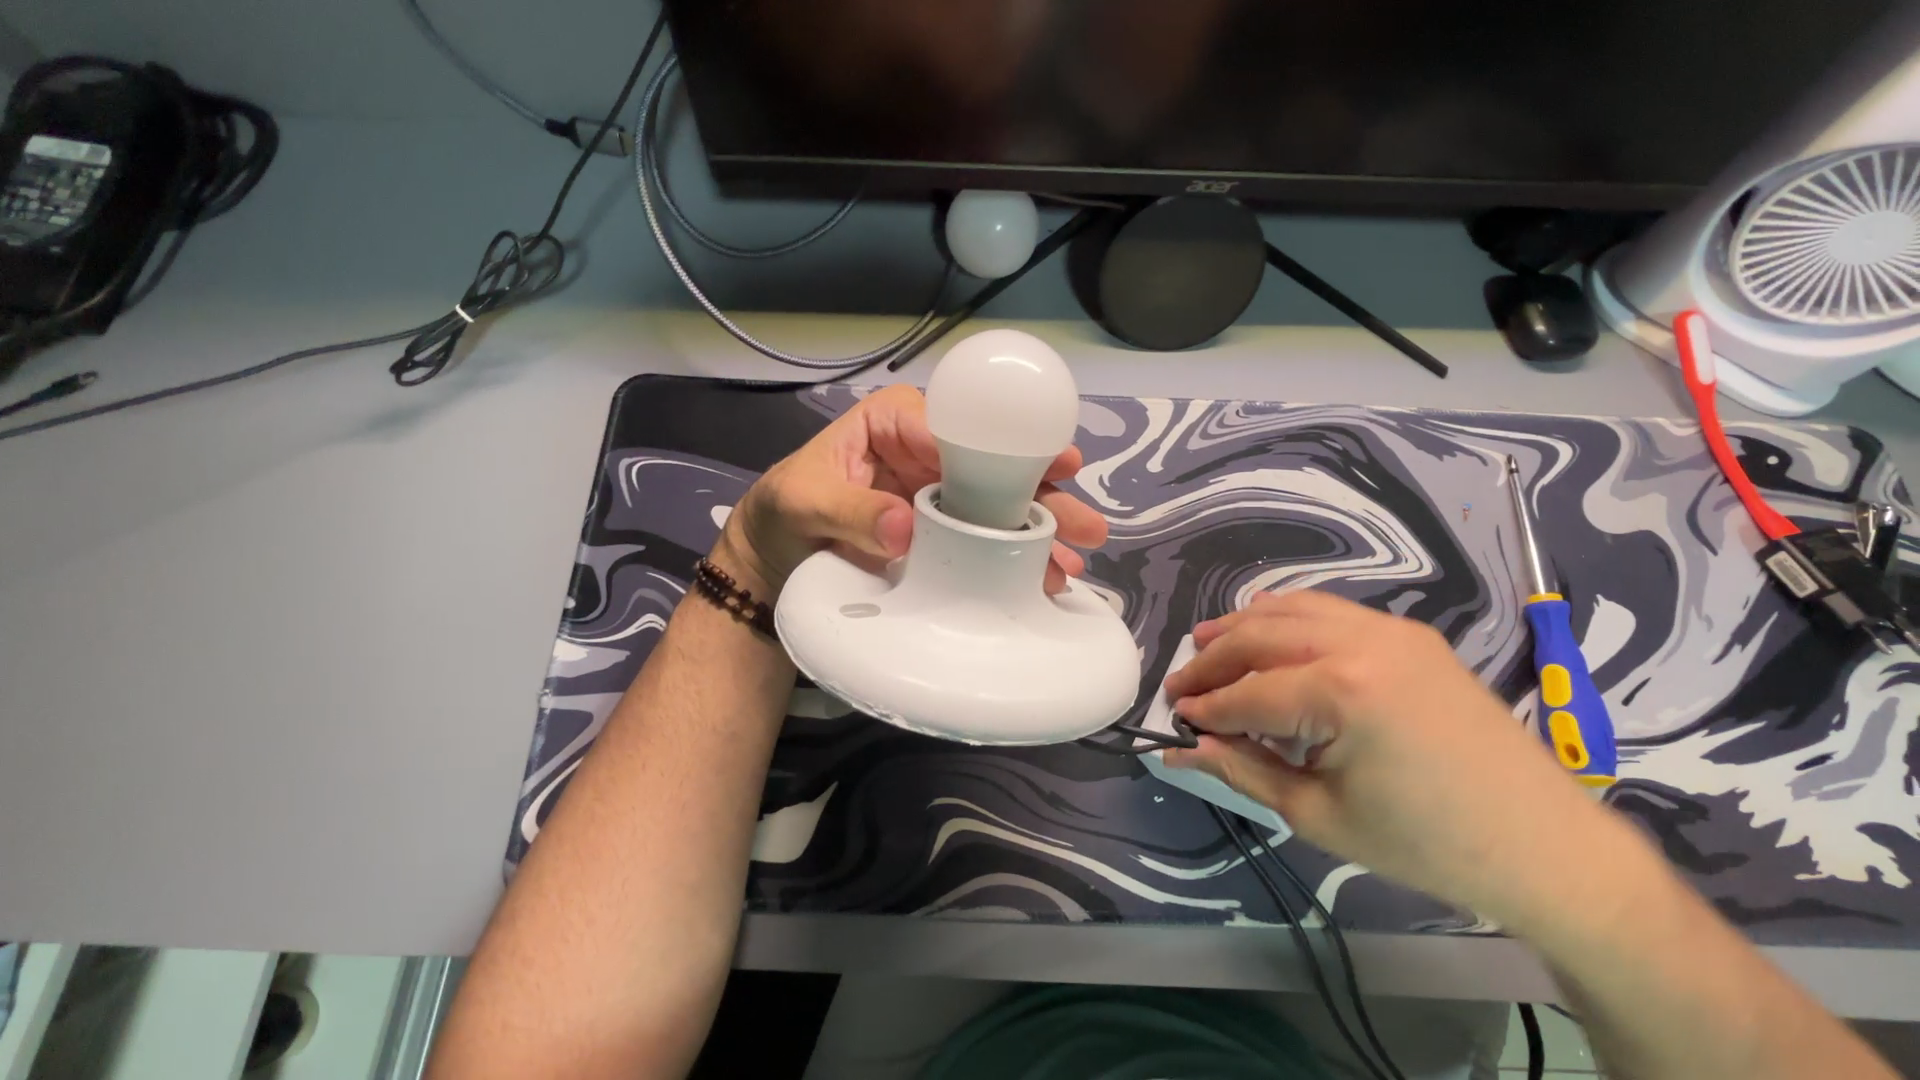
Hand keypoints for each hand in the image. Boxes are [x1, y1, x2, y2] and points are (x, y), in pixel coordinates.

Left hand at [717, 384, 1107, 598]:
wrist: (774, 570)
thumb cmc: (780, 515)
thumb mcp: (803, 503)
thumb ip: (849, 510)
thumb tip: (907, 526)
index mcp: (894, 423)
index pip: (954, 425)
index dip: (1001, 443)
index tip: (1046, 464)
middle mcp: (927, 455)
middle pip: (992, 466)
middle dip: (1041, 490)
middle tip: (1082, 517)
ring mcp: (939, 500)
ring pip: (999, 506)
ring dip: (1041, 530)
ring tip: (1076, 557)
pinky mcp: (943, 539)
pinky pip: (986, 543)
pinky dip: (1017, 560)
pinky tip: (1047, 578)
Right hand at [1162, 590, 1616, 924]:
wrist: (1539, 843)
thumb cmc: (1423, 843)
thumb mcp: (1318, 814)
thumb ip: (1244, 770)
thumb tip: (1183, 749)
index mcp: (1340, 692)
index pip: (1247, 693)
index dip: (1206, 707)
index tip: (1174, 718)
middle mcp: (1362, 643)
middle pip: (1262, 636)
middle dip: (1214, 658)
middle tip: (1181, 684)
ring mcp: (1393, 631)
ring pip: (1296, 608)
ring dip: (1247, 625)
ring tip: (1208, 641)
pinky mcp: (1414, 636)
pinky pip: (1335, 611)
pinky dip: (1292, 616)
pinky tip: (1270, 631)